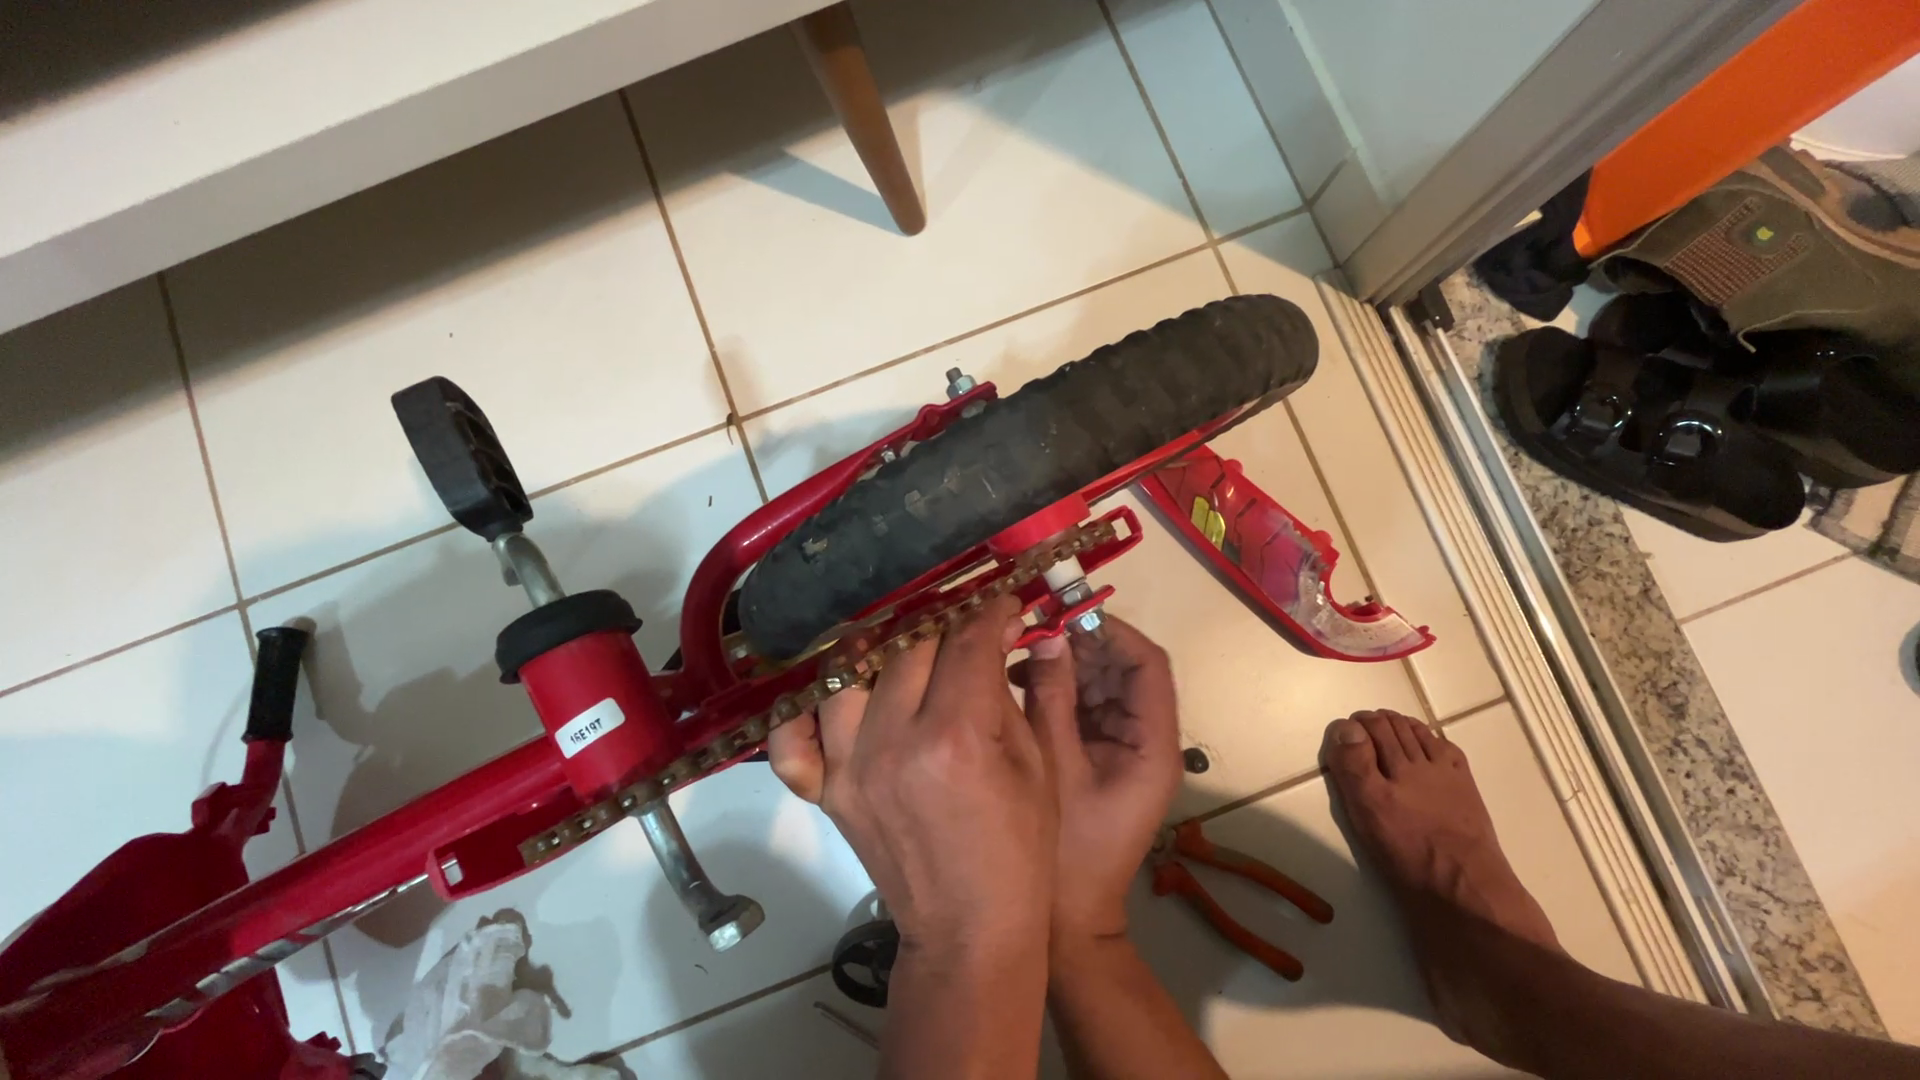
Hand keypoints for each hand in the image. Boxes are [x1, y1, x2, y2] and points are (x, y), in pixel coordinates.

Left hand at [767, 595, 1056, 952]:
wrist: (969, 928)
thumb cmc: (1019, 848)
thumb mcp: (1034, 763)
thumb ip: (1010, 690)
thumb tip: (1002, 630)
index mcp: (956, 737)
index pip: (968, 642)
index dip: (991, 613)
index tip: (1003, 605)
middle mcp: (894, 742)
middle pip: (910, 647)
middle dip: (946, 627)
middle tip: (965, 629)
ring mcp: (850, 766)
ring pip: (852, 673)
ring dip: (882, 651)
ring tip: (907, 651)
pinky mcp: (826, 791)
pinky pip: (792, 739)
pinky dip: (803, 713)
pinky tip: (835, 697)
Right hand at [1013, 616, 1179, 944]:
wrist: (1069, 922)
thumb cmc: (1069, 854)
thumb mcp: (1055, 768)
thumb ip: (1051, 700)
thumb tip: (1044, 639)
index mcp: (1152, 744)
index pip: (1148, 665)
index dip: (1110, 630)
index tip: (1063, 612)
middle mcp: (1145, 738)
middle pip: (1124, 669)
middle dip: (1081, 643)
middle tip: (1031, 623)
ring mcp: (1122, 746)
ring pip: (1101, 684)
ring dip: (1065, 662)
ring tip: (1018, 648)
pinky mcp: (1098, 755)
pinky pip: (1083, 706)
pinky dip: (1055, 688)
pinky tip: (1018, 680)